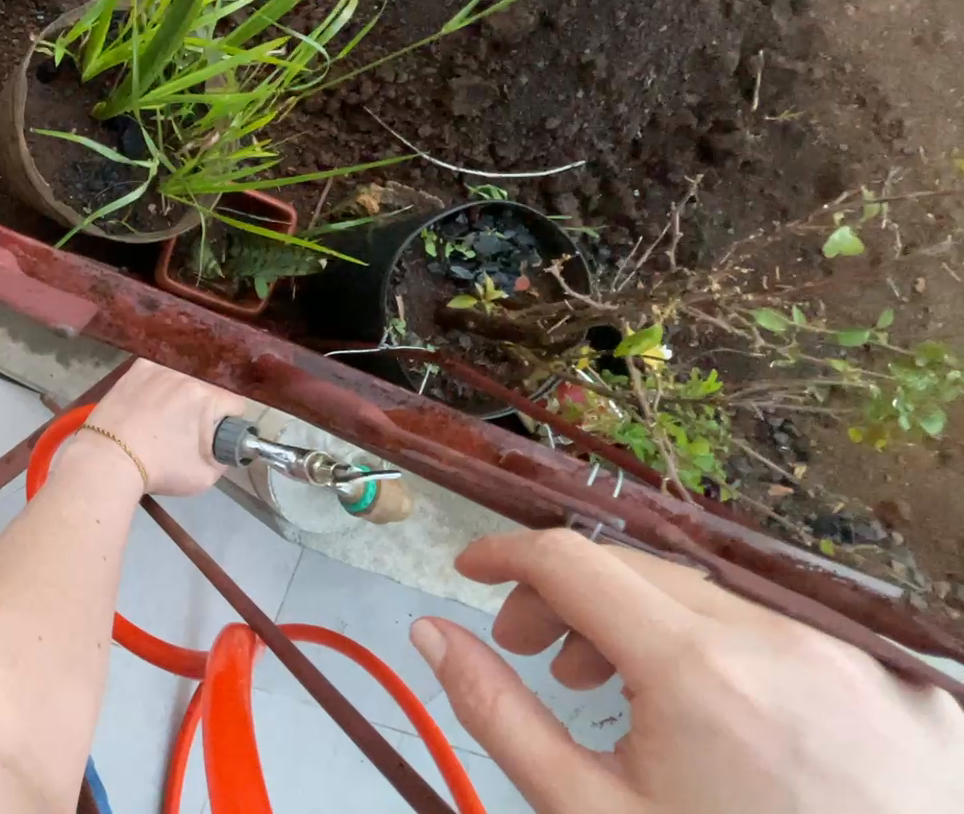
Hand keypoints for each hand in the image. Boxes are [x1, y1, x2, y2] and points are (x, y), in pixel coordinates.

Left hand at [64, 359, 252, 496]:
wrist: (109, 459)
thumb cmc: (159, 469)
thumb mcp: (205, 475)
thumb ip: (222, 457)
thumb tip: (222, 447)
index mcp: (205, 396)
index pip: (235, 404)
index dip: (229, 422)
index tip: (215, 434)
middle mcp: (184, 375)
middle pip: (207, 389)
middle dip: (204, 407)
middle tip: (187, 429)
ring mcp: (157, 368)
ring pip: (182, 379)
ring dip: (180, 394)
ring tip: (164, 416)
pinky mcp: (135, 369)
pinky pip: (158, 372)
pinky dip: (157, 384)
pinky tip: (149, 401)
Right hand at [411, 529, 963, 813]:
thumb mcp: (589, 812)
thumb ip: (494, 711)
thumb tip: (427, 630)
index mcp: (699, 667)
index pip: (567, 557)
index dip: (503, 553)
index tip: (467, 571)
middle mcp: (783, 640)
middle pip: (630, 569)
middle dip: (559, 595)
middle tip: (529, 651)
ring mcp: (862, 664)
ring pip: (703, 596)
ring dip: (632, 618)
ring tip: (609, 684)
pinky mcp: (916, 694)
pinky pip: (778, 633)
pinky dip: (713, 645)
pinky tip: (708, 708)